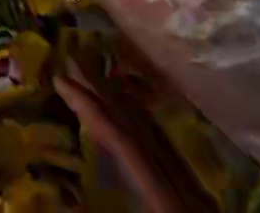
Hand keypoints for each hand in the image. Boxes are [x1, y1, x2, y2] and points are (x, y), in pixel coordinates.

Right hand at [55, 55, 211, 212]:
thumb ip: (101, 210)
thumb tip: (63, 198)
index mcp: (168, 203)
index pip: (124, 143)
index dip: (90, 108)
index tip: (60, 80)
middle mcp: (185, 190)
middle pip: (140, 129)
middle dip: (104, 93)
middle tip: (73, 60)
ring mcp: (196, 196)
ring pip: (156, 136)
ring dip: (123, 105)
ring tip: (95, 78)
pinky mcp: (199, 204)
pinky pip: (166, 152)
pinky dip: (142, 127)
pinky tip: (131, 121)